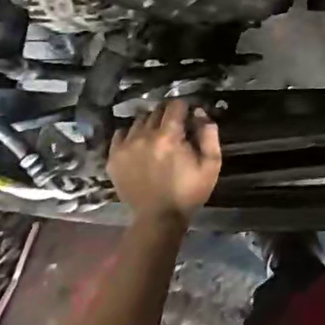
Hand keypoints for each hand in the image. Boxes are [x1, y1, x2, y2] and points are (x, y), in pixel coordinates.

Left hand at [108, 100, 221, 227]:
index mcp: (169, 136)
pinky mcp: (113, 157)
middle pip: (156, 110)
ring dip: (149, 124)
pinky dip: (131, 135)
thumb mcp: (210, 165)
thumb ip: (208, 134)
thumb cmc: (188, 192)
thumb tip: (199, 112)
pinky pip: (121, 133)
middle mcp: (144, 135)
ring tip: (155, 138)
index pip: (175, 105)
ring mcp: (126, 146)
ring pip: (139, 120)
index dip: (184, 108)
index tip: (187, 117)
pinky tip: (139, 145)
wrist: (158, 219)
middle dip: (167, 115)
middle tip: (174, 129)